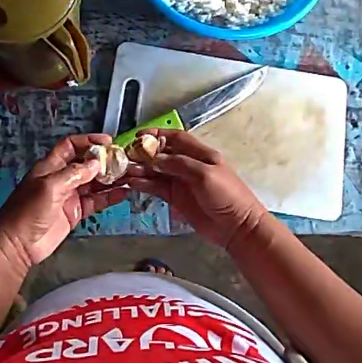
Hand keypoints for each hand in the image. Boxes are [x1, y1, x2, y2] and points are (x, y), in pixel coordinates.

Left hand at [0, 135, 129, 269]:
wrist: (18, 245)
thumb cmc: (28, 211)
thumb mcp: (50, 187)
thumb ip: (74, 173)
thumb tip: (96, 163)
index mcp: (51, 166)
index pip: (71, 146)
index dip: (88, 141)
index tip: (108, 142)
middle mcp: (62, 178)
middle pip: (86, 164)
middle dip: (105, 161)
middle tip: (125, 160)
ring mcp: (69, 196)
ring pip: (94, 182)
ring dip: (111, 178)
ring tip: (130, 175)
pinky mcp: (75, 212)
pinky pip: (96, 201)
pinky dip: (110, 197)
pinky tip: (124, 193)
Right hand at [125, 130, 271, 250]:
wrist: (237, 227)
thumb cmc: (226, 195)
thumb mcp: (204, 174)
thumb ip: (179, 164)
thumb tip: (155, 158)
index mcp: (200, 154)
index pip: (176, 138)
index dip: (158, 135)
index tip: (139, 135)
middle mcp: (188, 165)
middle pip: (162, 154)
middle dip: (144, 153)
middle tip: (125, 155)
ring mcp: (181, 182)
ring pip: (156, 171)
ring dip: (141, 169)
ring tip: (124, 170)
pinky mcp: (176, 198)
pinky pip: (157, 187)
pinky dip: (144, 184)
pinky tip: (132, 183)